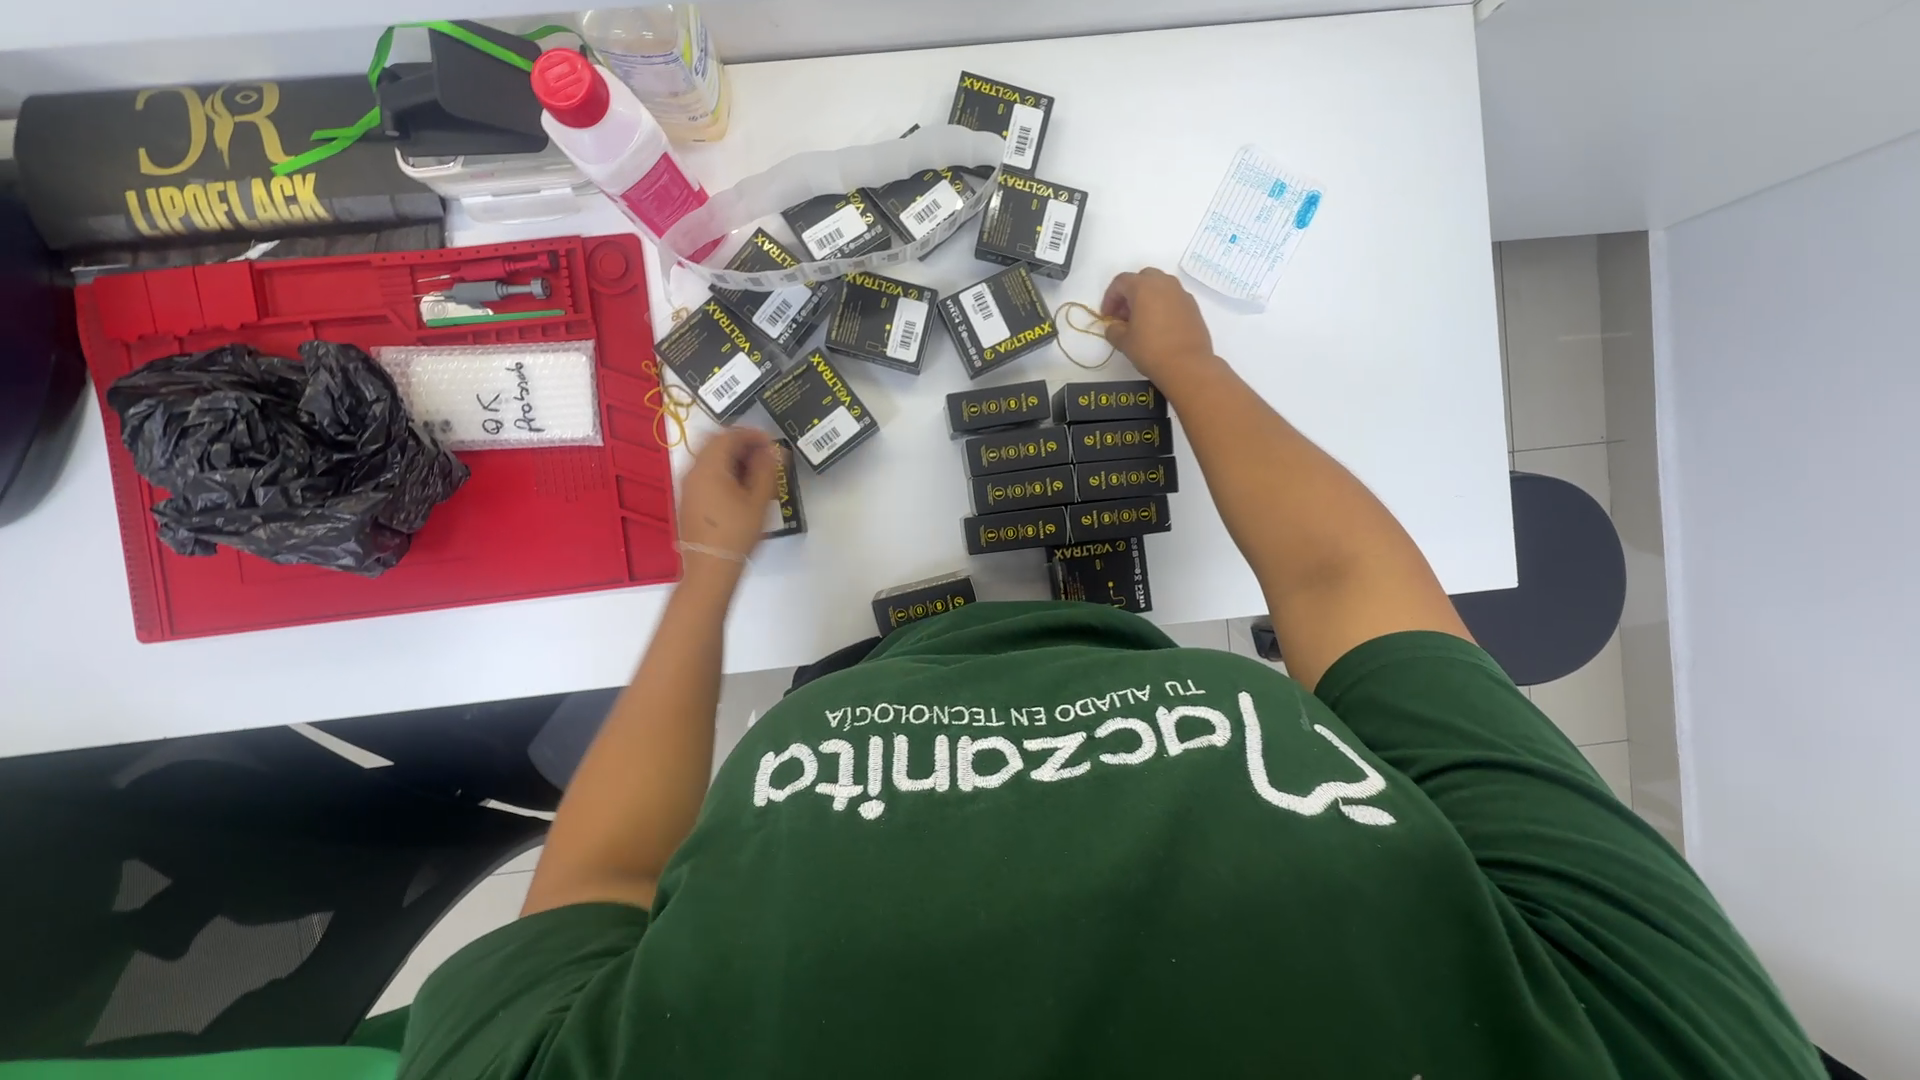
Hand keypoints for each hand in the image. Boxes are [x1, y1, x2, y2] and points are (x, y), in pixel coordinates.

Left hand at [678, 427, 777, 571]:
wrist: (710, 568)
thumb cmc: (737, 533)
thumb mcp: (758, 500)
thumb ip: (766, 469)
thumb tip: (772, 449)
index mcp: (709, 467)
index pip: (728, 436)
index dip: (752, 434)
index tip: (771, 443)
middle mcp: (692, 471)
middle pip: (715, 444)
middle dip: (740, 443)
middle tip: (763, 454)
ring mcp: (687, 486)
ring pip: (709, 458)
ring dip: (731, 457)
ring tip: (754, 471)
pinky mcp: (688, 500)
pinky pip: (705, 473)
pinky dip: (722, 470)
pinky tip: (739, 487)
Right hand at [1100, 267, 1216, 384]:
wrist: (1187, 365)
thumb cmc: (1151, 350)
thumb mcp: (1123, 342)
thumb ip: (1113, 329)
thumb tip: (1114, 326)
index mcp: (1143, 287)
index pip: (1120, 282)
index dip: (1110, 297)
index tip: (1107, 316)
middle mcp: (1164, 283)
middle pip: (1142, 278)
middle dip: (1130, 293)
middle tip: (1124, 314)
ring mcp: (1181, 293)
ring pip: (1160, 286)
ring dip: (1147, 297)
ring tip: (1142, 320)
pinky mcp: (1193, 306)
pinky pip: (1173, 298)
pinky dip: (1162, 305)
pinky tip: (1159, 326)